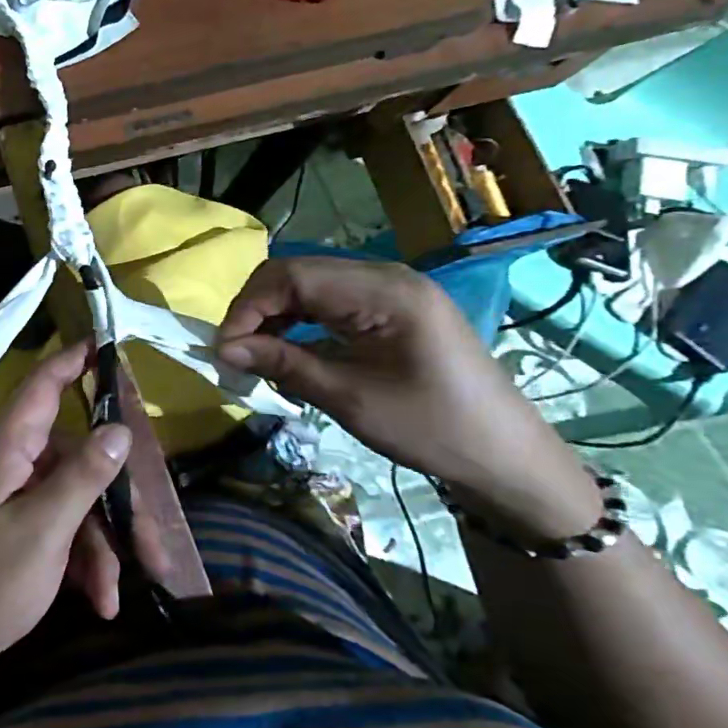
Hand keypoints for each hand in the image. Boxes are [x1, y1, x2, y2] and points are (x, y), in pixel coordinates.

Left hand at [0, 343, 130, 699]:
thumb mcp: (46, 529)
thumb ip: (84, 475)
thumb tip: (119, 427)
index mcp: (11, 448)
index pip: (42, 385)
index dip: (72, 359)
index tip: (108, 341)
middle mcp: (20, 461)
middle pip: (83, 455)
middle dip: (118, 500)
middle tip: (152, 541)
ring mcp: (27, 492)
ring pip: (85, 496)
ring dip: (108, 543)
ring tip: (117, 589)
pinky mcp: (34, 521)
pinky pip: (75, 525)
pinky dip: (91, 560)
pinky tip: (102, 599)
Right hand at [217, 257, 599, 542]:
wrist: (504, 455)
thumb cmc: (431, 428)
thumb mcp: (349, 398)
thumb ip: (284, 365)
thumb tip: (223, 350)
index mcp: (384, 291)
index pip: (292, 275)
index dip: (248, 306)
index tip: (225, 349)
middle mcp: (386, 276)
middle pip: (298, 272)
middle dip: (257, 308)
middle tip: (235, 353)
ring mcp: (391, 288)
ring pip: (310, 284)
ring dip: (276, 314)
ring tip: (255, 354)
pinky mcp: (391, 306)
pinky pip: (331, 300)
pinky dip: (300, 321)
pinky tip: (288, 350)